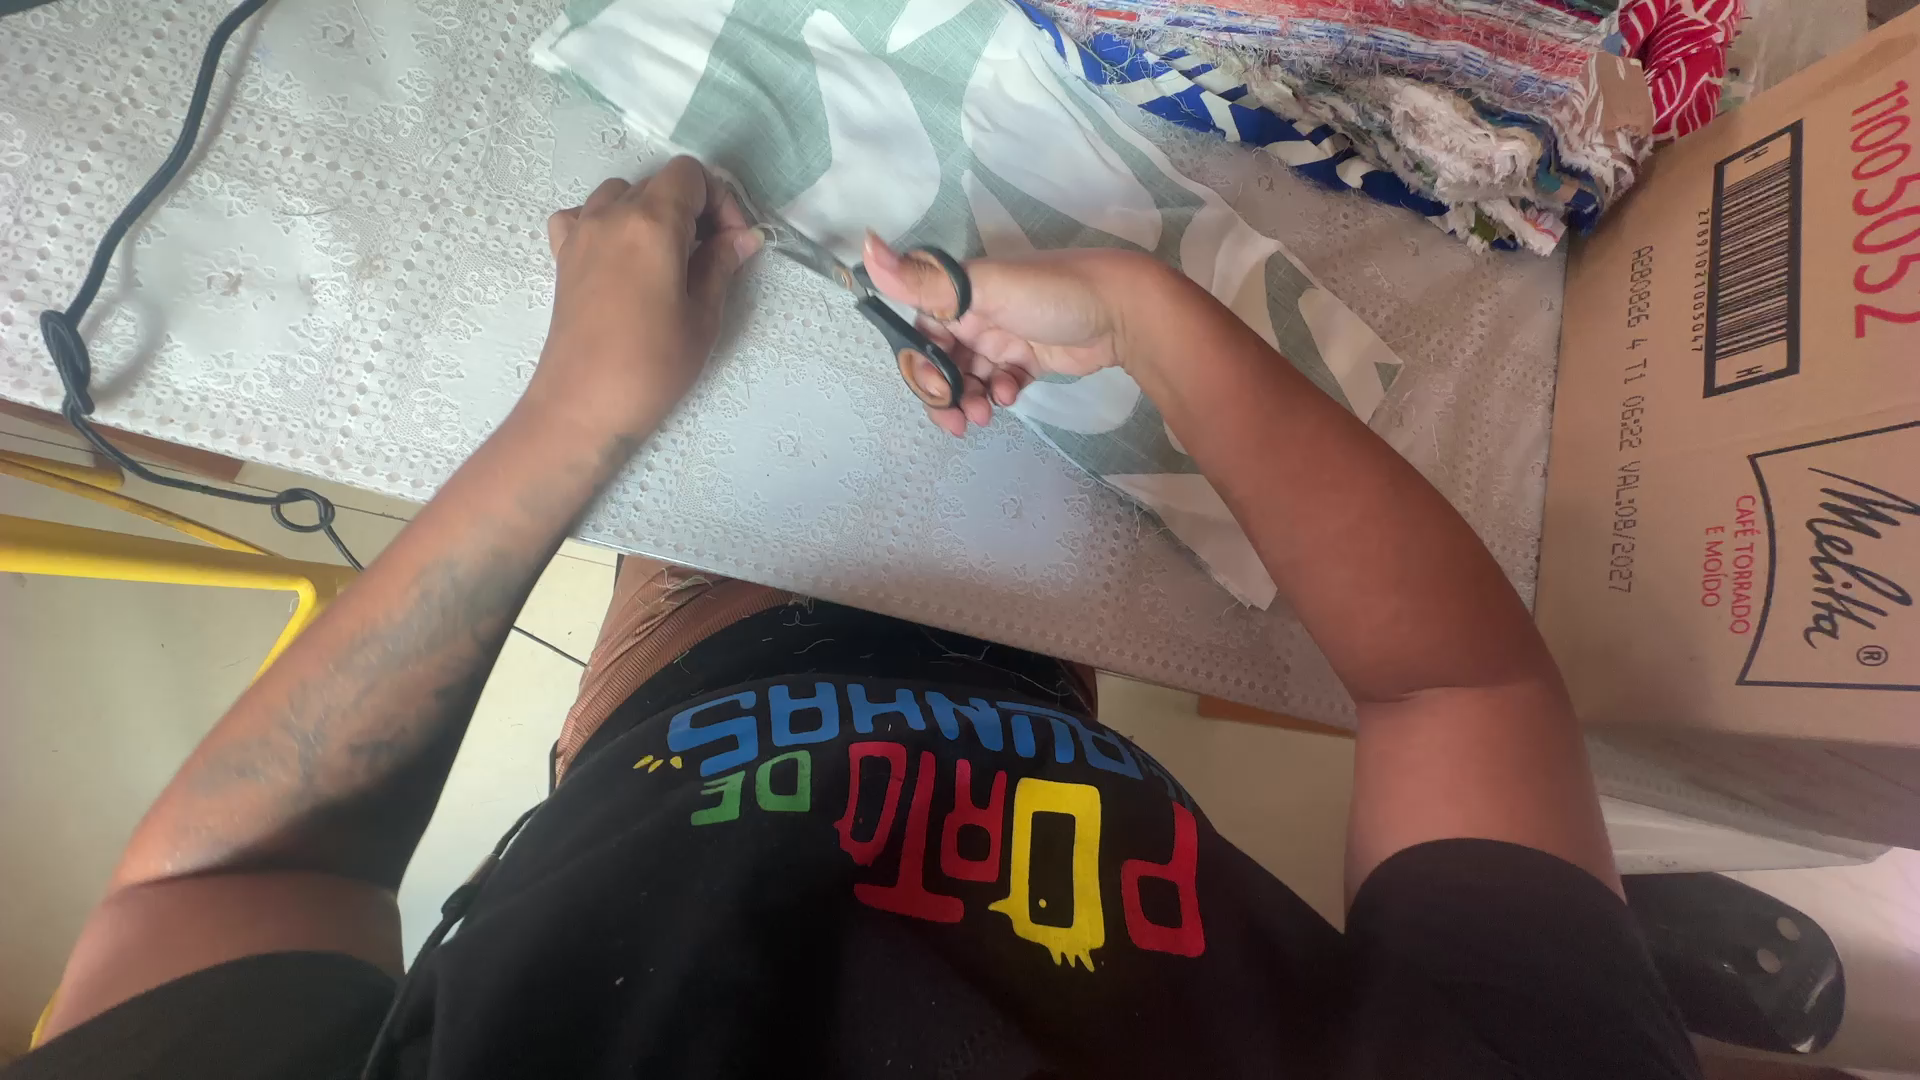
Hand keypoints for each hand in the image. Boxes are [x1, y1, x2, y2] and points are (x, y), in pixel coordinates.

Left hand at [527, 157, 762, 439]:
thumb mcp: (704, 316)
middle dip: (693, 210)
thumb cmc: (655, 364)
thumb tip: (744, 237)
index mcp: (653, 223)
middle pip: (659, 183)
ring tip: (670, 260)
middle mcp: (611, 213)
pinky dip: (611, 224)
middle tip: (712, 257)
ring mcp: (581, 231)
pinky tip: (625, 258)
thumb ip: (721, 265)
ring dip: (653, 215)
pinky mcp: (563, 254)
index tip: (732, 242)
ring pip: (623, 195)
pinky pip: (586, 215)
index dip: (720, 201)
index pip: (690, 175)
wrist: (587, 401)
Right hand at [862, 234, 1170, 435]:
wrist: (1122, 311)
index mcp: (959, 294)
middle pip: (942, 364)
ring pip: (969, 378)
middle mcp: (976, 315)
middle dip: (945, 393)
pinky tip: (1013, 393)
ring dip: (971, 398)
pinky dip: (1000, 392)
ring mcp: (1002, 338)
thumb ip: (925, 281)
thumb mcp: (984, 288)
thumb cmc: (1051, 293)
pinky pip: (1000, 382)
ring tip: (987, 413)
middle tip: (960, 418)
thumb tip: (866, 245)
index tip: (936, 390)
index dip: (920, 367)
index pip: (919, 336)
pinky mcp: (1027, 359)